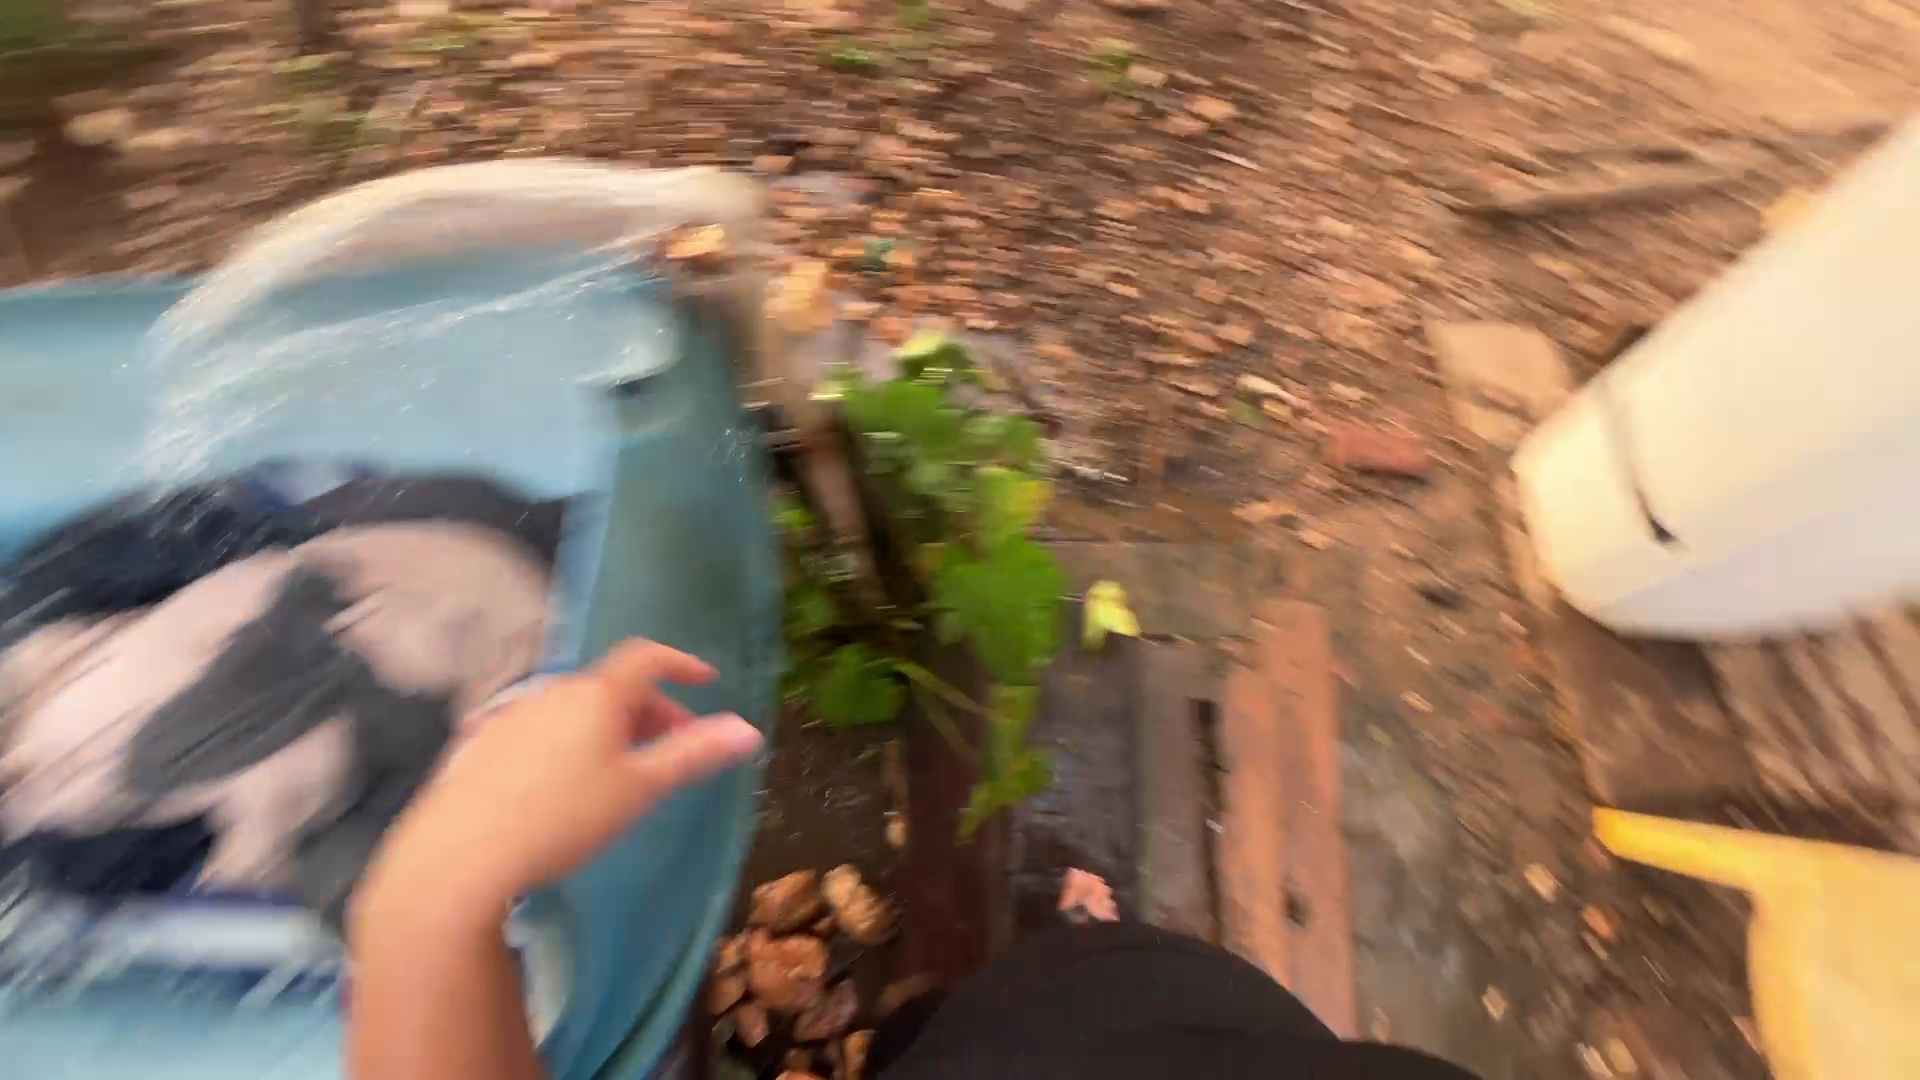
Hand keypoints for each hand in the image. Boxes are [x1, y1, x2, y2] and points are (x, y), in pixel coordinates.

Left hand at [353, 640, 762, 929]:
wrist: (452, 864)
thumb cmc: (562, 817)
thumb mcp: (641, 788)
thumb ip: (695, 754)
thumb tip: (749, 731)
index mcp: (595, 694)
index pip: (647, 658)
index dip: (681, 664)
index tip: (706, 681)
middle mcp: (552, 693)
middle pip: (615, 688)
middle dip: (652, 711)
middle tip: (672, 749)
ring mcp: (511, 717)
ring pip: (578, 710)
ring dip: (612, 728)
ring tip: (622, 772)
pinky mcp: (479, 747)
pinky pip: (543, 730)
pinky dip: (572, 742)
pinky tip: (565, 788)